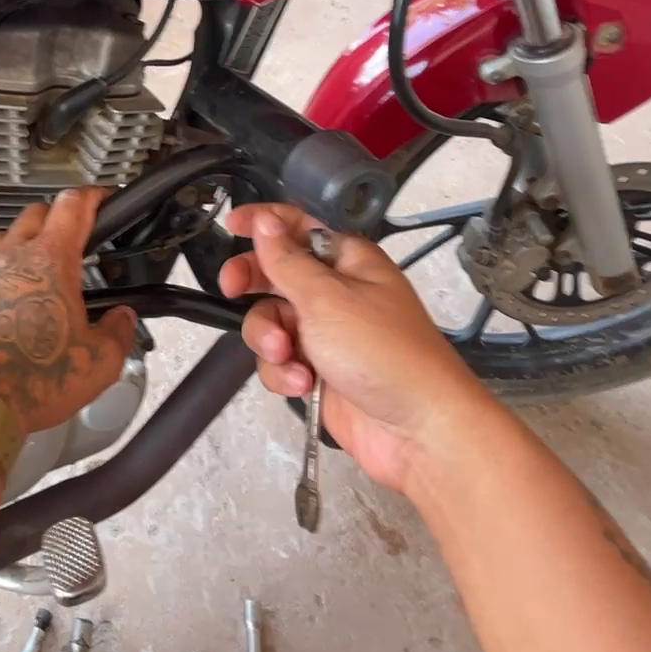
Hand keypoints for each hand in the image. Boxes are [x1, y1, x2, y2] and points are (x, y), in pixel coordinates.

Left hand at [0, 187, 138, 435]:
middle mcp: (10, 254)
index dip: (90, 196)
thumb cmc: (32, 381)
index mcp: (51, 260)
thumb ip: (118, 332)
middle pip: (35, 213)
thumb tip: (123, 319)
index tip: (98, 199)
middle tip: (66, 240)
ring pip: (0, 238)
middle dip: (54, 219)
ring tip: (27, 275)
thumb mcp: (98, 364)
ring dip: (17, 248)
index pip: (73, 205)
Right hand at [217, 203, 497, 491]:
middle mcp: (334, 292)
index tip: (231, 225)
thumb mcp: (327, 297)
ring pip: (269, 321)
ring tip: (288, 357)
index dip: (263, 222)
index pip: (297, 227)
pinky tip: (303, 385)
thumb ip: (285, 259)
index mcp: (346, 261)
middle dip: (253, 286)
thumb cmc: (380, 350)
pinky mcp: (315, 371)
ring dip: (269, 339)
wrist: (419, 432)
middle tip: (231, 289)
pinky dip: (283, 372)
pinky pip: (278, 361)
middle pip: (274, 273)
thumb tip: (263, 219)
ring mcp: (323, 334)